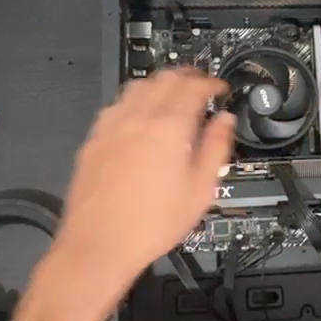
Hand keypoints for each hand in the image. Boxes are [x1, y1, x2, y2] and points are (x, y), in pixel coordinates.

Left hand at [41, 70, 233, 317]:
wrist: (100, 244)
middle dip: (187, 77)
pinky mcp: (94, 140)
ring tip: (172, 93)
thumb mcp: (200, 191)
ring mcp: (112, 127)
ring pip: (137, 87)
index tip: (219, 89)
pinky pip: (117, 106)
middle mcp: (138, 120)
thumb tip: (225, 124)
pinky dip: (135, 101)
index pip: (194, 88)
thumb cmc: (149, 224)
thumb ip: (216, 149)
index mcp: (168, 128)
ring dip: (159, 84)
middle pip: (164, 79)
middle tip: (200, 85)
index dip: (211, 84)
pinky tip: (139, 116)